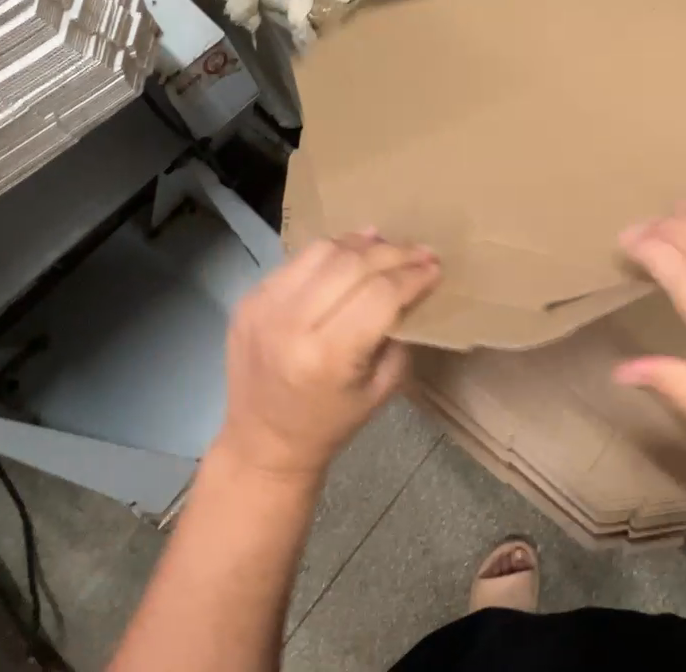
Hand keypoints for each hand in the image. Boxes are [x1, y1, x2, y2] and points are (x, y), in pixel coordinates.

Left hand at [215, 233, 439, 480]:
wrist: (261, 442)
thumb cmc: (330, 423)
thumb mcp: (381, 387)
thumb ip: (398, 335)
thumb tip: (413, 288)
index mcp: (327, 356)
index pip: (380, 294)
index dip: (413, 276)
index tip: (435, 269)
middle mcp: (291, 325)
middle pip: (353, 265)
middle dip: (395, 254)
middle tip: (422, 252)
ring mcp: (264, 308)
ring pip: (323, 252)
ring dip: (362, 244)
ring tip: (387, 244)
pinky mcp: (250, 300)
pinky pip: (298, 260)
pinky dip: (331, 252)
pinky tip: (352, 251)